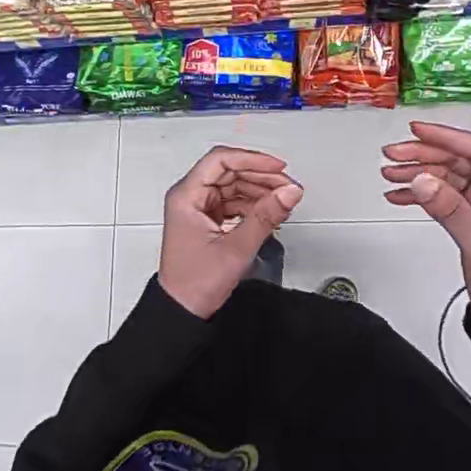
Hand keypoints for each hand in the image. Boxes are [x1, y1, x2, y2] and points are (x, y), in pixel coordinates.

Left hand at [159, 146, 304, 319]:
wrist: (182, 311)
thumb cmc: (194, 284)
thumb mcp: (236, 248)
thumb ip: (265, 216)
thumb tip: (288, 192)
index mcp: (186, 196)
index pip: (221, 160)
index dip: (251, 159)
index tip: (276, 167)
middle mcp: (190, 197)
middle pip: (230, 171)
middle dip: (261, 176)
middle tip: (287, 187)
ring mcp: (199, 207)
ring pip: (234, 185)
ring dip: (260, 189)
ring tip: (282, 200)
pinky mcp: (207, 219)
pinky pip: (233, 200)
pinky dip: (253, 203)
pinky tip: (269, 211)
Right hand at [382, 122, 470, 338]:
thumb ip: (452, 212)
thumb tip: (424, 181)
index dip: (450, 138)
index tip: (419, 131)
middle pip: (462, 160)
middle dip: (426, 155)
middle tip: (394, 153)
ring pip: (450, 176)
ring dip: (420, 173)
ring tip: (390, 172)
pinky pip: (445, 196)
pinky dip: (422, 195)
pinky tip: (400, 194)